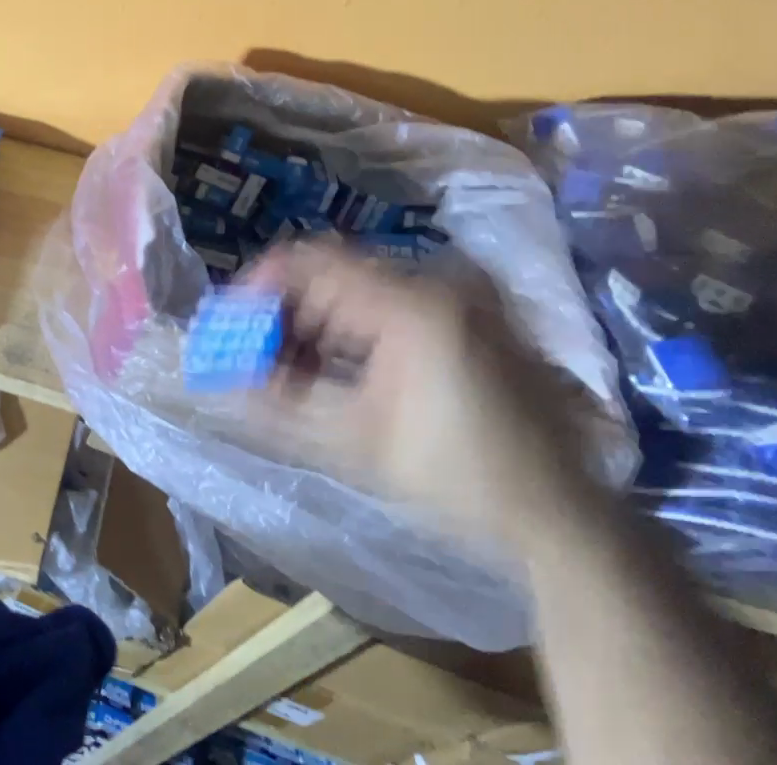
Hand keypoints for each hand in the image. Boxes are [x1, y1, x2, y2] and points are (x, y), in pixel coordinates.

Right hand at [236, 241, 599, 551]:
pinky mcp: (477, 318)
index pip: (306, 261)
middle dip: (282, 313)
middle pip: (330, 273)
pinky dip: (352, 331)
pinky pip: (391, 304)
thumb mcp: (349, 439)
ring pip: (358, 288)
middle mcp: (439, 284)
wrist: (562, 515)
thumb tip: (215, 373)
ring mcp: (465, 298)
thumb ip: (273, 398)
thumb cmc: (455, 479)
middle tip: (255, 357)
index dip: (256, 289)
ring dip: (315, 325)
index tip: (230, 327)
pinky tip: (339, 373)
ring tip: (293, 373)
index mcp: (410, 305)